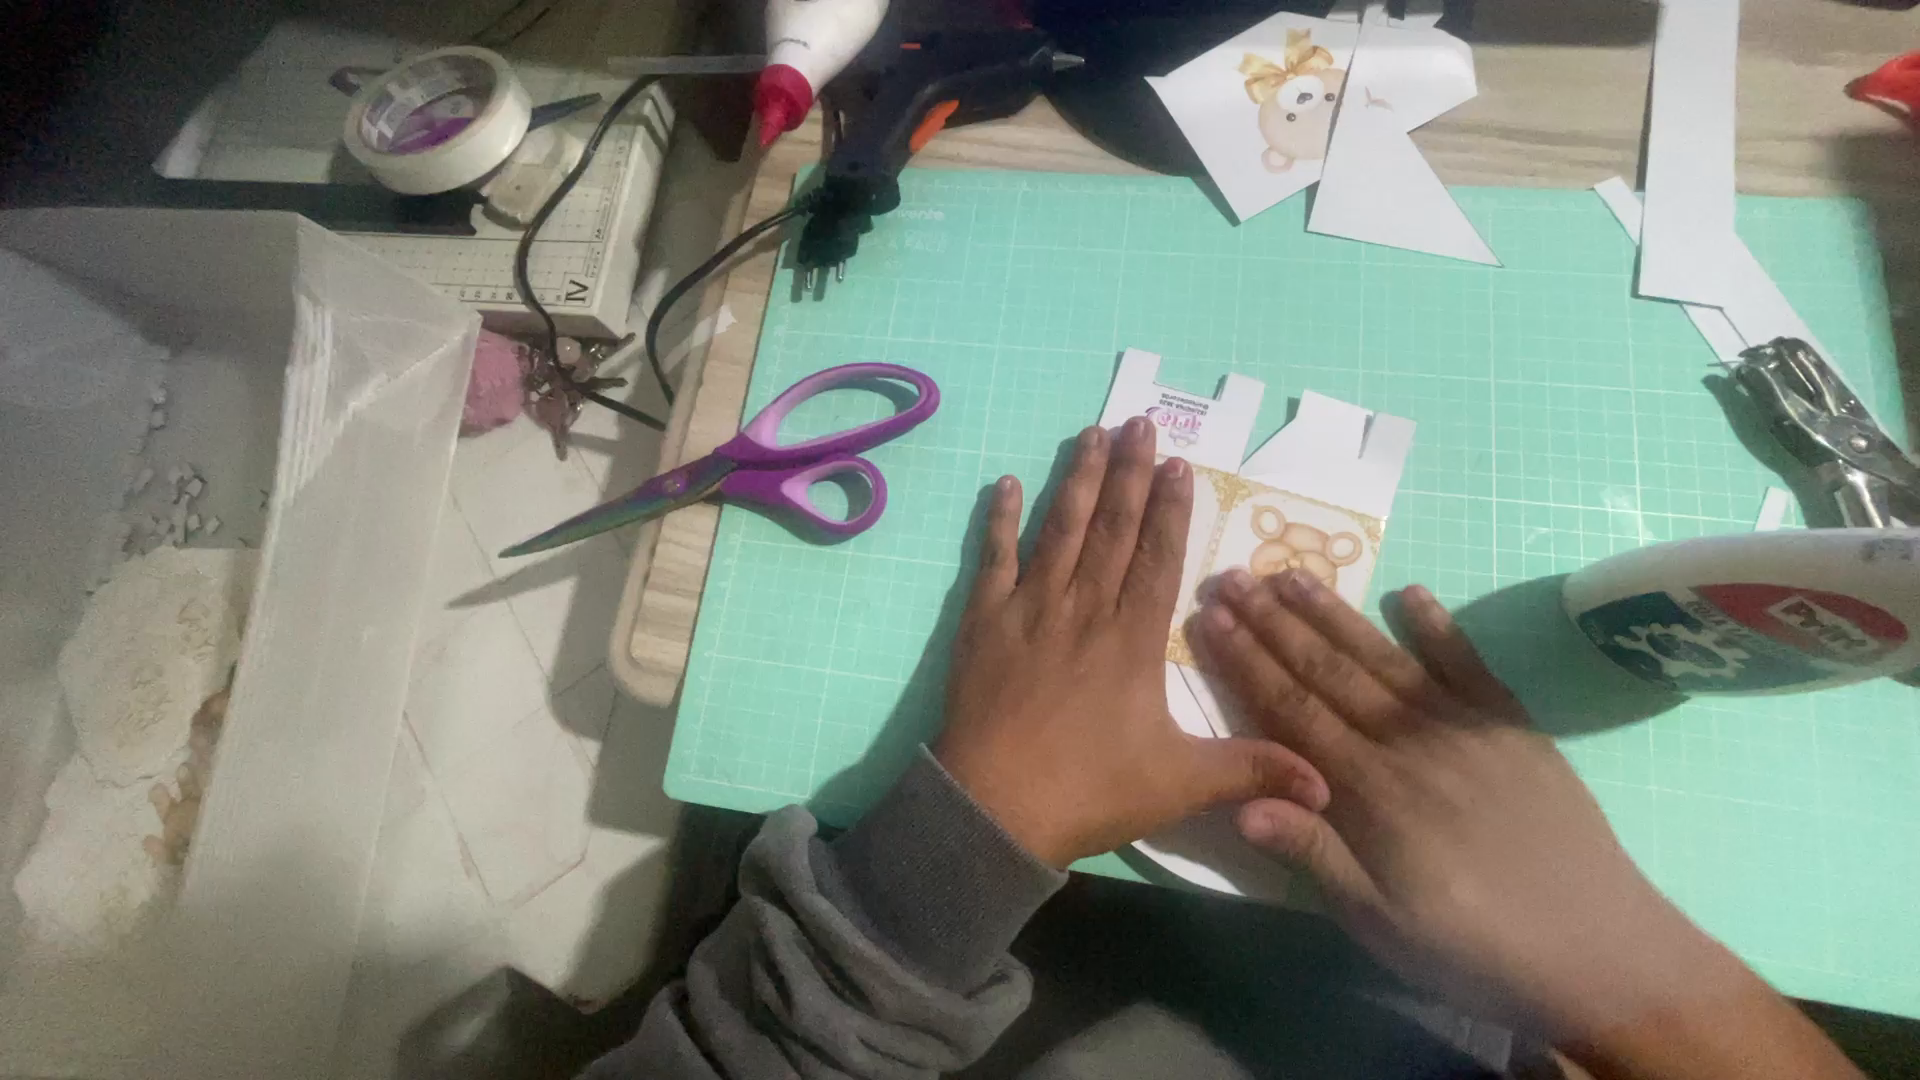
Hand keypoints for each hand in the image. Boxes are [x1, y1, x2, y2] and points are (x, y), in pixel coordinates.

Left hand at [934, 419, 1329, 868]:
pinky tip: (1007, 483)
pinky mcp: (984, 621)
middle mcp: (1083, 607)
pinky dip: (1000, 519)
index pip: (1158, 556)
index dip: (1170, 508)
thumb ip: (1251, 769)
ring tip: (1091, 435)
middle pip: (1111, 528)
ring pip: (1059, 530)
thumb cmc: (1088, 790)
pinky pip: (992, 557)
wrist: (995, 807)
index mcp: (1132, 637)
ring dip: (1077, 480)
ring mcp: (1029, 608)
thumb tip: (1329, 781)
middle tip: (1139, 422)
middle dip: (1128, 473)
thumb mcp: (1179, 784)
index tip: (1177, 463)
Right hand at [1189, 568, 1738, 1040]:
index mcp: (1371, 789)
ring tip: (1291, 573)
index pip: (1291, 708)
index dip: (1246, 661)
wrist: (1610, 961)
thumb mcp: (1378, 922)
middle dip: (1273, 622)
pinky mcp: (1513, 727)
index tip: (1212, 618)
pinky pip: (1470, 665)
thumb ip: (1311, 853)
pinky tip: (1411, 591)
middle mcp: (1410, 742)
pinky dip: (1439, 626)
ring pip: (1383, 657)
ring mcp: (1465, 728)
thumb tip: (1237, 804)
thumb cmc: (1473, 946)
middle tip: (1233, 577)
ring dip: (1333, 613)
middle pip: (1327, 670)